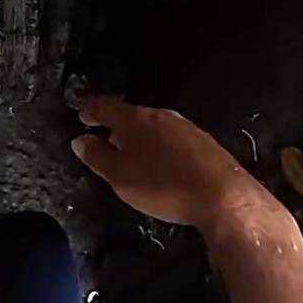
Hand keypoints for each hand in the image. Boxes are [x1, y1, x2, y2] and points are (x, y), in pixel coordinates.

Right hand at [72, 96, 278, 230]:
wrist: (222, 196)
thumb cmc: (163, 185)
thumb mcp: (119, 176)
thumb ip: (97, 156)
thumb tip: (80, 140)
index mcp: (134, 119)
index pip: (105, 106)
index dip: (90, 109)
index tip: (82, 114)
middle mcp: (160, 115)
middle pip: (131, 115)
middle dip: (117, 126)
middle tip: (106, 140)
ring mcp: (184, 127)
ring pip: (154, 126)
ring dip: (140, 137)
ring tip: (134, 156)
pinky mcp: (203, 142)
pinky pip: (173, 139)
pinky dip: (161, 147)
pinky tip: (164, 165)